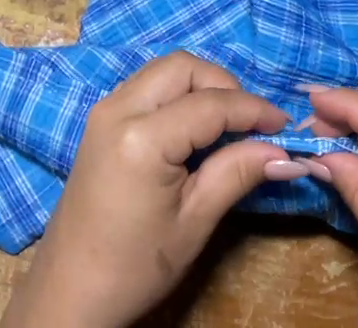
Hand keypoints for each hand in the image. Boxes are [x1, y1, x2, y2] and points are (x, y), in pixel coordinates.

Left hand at [0, 52, 310, 327]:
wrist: (71, 288)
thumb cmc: (135, 265)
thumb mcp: (194, 221)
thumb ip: (238, 173)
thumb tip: (285, 153)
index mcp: (142, 137)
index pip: (210, 104)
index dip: (253, 110)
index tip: (286, 125)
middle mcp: (118, 108)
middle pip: (182, 68)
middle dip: (224, 85)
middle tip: (253, 122)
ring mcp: (104, 109)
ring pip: (162, 70)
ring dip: (200, 85)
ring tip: (230, 124)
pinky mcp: (100, 119)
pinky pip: (146, 85)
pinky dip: (177, 93)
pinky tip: (196, 126)